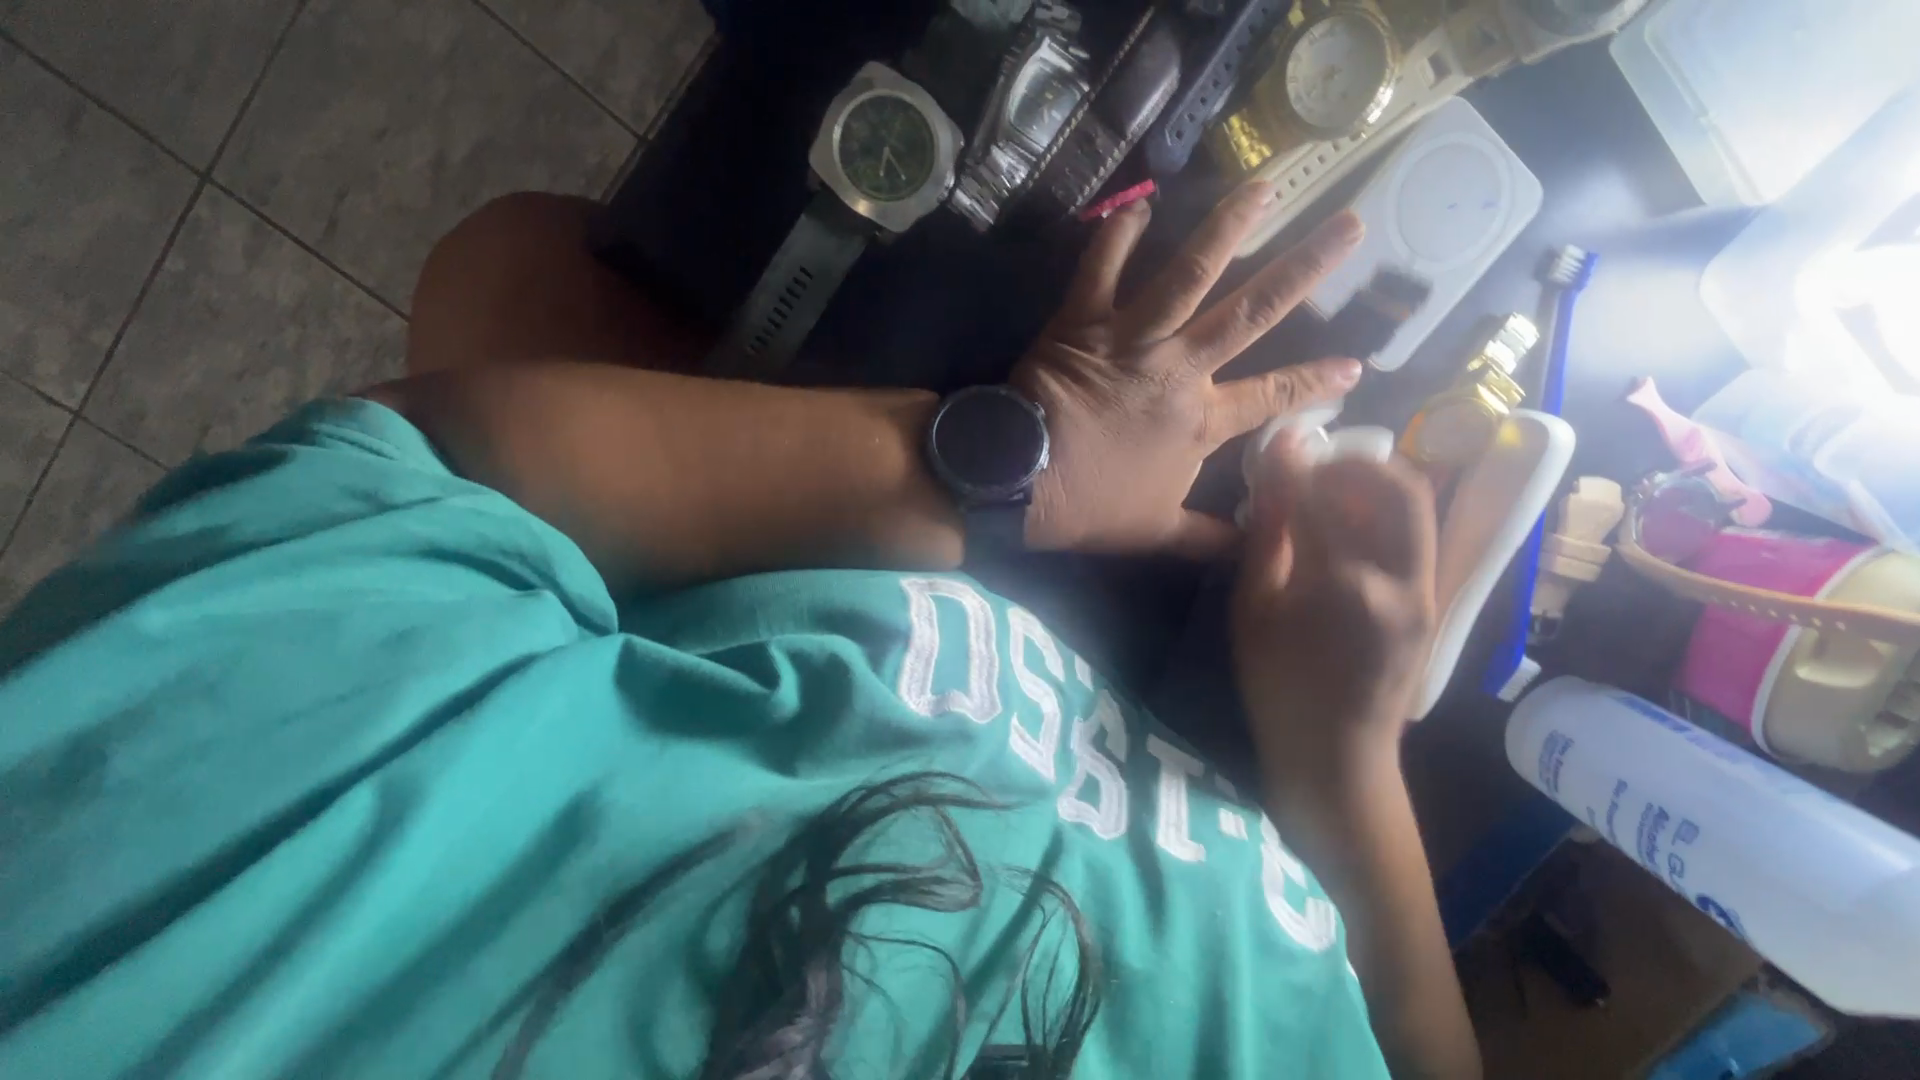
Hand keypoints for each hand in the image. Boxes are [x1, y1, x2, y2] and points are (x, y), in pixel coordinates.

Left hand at [1012, 182, 1366, 557]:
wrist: (1019, 484)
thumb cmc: (1089, 507)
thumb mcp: (1155, 533)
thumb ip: (1207, 539)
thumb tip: (1250, 549)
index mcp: (1201, 420)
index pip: (1273, 396)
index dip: (1316, 382)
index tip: (1357, 363)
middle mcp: (1180, 368)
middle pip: (1252, 311)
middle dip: (1305, 268)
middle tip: (1347, 225)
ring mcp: (1133, 338)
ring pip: (1189, 272)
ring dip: (1229, 226)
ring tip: (1264, 184)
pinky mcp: (1083, 321)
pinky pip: (1102, 268)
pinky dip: (1118, 235)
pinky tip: (1139, 204)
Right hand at [1231, 432, 1437, 789]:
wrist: (1337, 756)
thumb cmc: (1277, 689)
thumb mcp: (1253, 611)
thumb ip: (1268, 536)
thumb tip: (1273, 473)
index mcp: (1345, 587)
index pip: (1323, 498)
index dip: (1297, 462)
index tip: (1279, 440)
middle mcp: (1402, 581)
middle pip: (1400, 487)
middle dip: (1355, 463)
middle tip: (1313, 468)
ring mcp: (1427, 592)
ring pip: (1417, 508)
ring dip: (1374, 486)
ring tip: (1328, 497)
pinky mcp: (1433, 602)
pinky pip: (1413, 537)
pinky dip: (1382, 517)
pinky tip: (1345, 532)